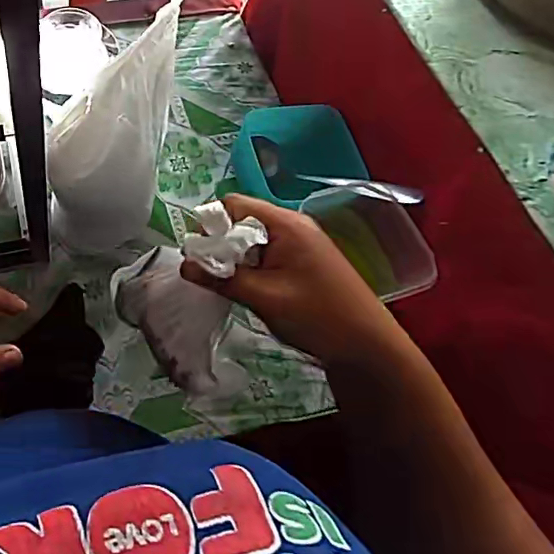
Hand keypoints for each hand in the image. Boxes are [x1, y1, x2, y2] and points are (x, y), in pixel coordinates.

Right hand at [180, 195, 398, 361]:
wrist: (369, 349)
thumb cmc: (318, 316)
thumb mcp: (264, 297)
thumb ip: (221, 279)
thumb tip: (184, 265)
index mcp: (286, 224)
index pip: (234, 204)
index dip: (211, 223)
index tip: (198, 252)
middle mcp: (293, 226)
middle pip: (242, 219)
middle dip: (221, 243)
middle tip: (209, 272)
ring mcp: (301, 243)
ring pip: (252, 239)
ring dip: (236, 258)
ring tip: (228, 284)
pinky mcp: (304, 261)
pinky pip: (266, 253)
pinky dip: (251, 266)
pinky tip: (249, 289)